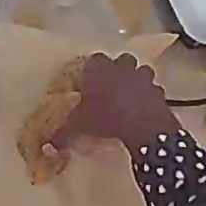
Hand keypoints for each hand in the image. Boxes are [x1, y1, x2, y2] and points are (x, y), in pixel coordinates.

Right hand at [53, 54, 178, 150]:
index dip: (92, 70)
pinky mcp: (158, 90)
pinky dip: (149, 95)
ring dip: (136, 79)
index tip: (89, 82)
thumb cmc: (105, 117)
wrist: (142, 125)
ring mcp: (142, 77)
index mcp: (99, 70)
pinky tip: (143, 107)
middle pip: (121, 59)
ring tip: (129, 94)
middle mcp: (121, 68)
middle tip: (111, 85)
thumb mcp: (78, 126)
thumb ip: (63, 133)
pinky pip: (153, 89)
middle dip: (118, 69)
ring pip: (141, 70)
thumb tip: (48, 146)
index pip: (94, 60)